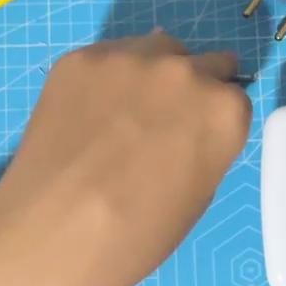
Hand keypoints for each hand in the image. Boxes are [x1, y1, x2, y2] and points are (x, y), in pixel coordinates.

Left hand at [0, 31, 251, 285]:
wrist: (52, 237)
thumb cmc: (137, 236)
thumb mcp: (197, 195)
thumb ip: (204, 144)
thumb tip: (187, 124)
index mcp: (224, 110)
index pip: (233, 96)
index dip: (213, 119)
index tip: (194, 139)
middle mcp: (184, 71)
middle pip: (203, 63)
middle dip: (191, 88)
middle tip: (161, 124)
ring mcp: (129, 58)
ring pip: (155, 49)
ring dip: (151, 73)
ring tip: (121, 115)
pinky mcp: (81, 58)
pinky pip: (106, 58)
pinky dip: (104, 80)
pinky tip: (85, 115)